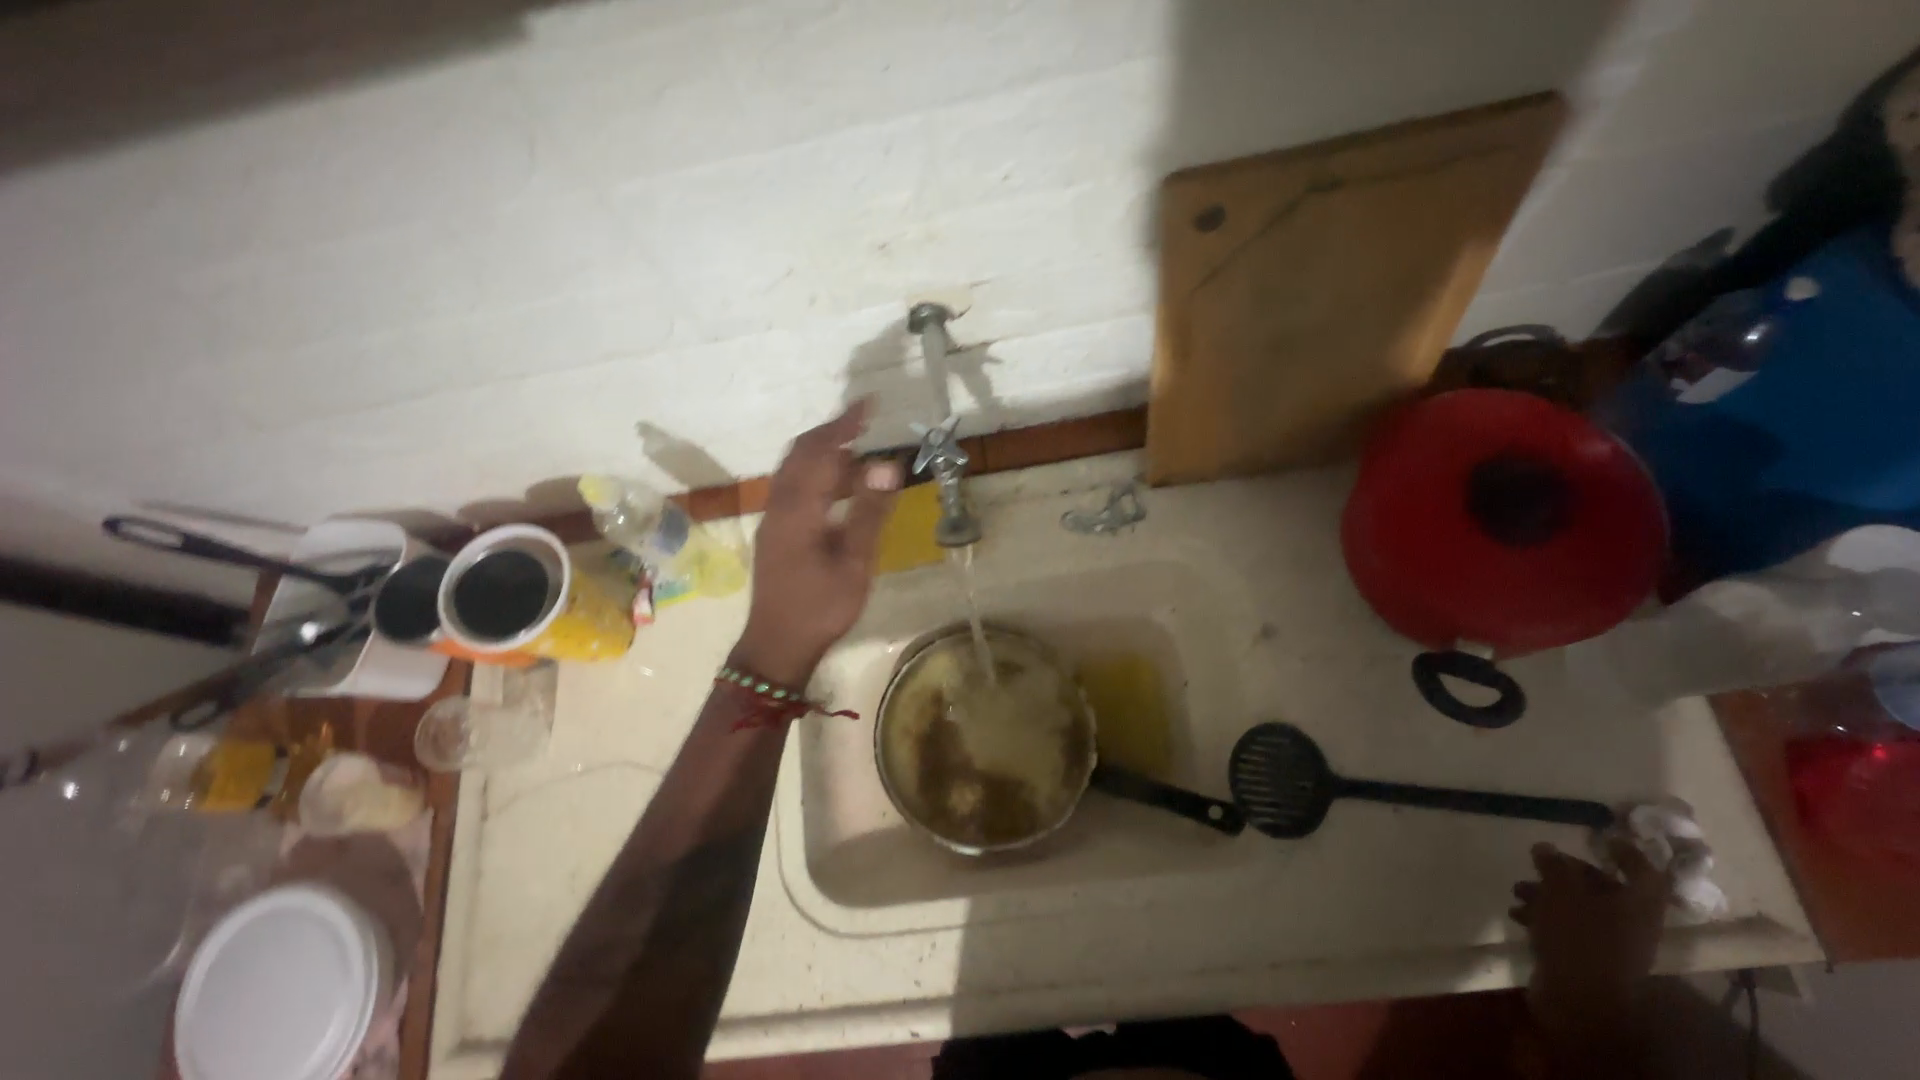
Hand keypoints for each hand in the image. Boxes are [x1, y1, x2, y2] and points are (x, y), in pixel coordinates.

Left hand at [731, 400, 900, 686]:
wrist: (776, 645)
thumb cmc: (821, 607)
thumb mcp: (855, 562)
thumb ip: (870, 512)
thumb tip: (887, 464)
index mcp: (798, 508)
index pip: (821, 451)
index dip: (845, 424)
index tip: (869, 404)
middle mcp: (779, 505)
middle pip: (800, 454)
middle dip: (831, 432)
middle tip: (864, 422)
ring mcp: (773, 520)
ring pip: (793, 471)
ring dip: (822, 454)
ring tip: (859, 455)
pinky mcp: (774, 534)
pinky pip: (792, 488)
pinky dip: (815, 474)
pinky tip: (838, 489)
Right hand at [1511, 840, 1669, 1037]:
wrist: (1579, 1002)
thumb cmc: (1579, 939)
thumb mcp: (1561, 893)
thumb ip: (1554, 866)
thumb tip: (1546, 847)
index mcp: (1638, 905)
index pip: (1644, 871)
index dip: (1627, 853)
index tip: (1602, 838)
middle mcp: (1632, 923)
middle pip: (1605, 889)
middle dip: (1569, 874)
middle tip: (1540, 863)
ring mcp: (1613, 944)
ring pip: (1582, 908)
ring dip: (1550, 895)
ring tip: (1518, 891)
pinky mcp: (1590, 959)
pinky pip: (1571, 929)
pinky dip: (1547, 917)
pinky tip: (1519, 915)